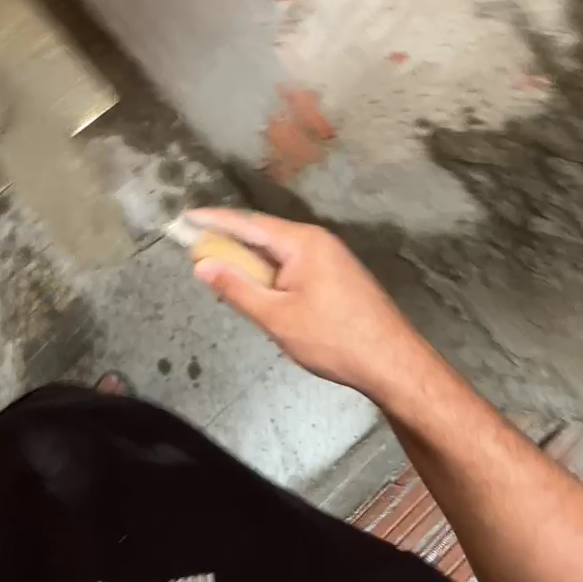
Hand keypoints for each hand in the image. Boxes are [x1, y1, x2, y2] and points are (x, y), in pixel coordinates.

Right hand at [184, 209, 441, 399]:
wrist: (394, 364)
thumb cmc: (335, 339)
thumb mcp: (277, 316)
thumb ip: (237, 288)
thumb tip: (202, 265)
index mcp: (303, 242)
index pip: (248, 224)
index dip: (214, 220)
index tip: (187, 217)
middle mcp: (317, 241)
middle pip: (262, 234)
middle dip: (228, 241)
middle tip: (196, 249)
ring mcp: (329, 258)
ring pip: (277, 252)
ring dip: (248, 261)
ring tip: (221, 273)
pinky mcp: (336, 276)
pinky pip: (291, 265)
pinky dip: (268, 273)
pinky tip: (258, 290)